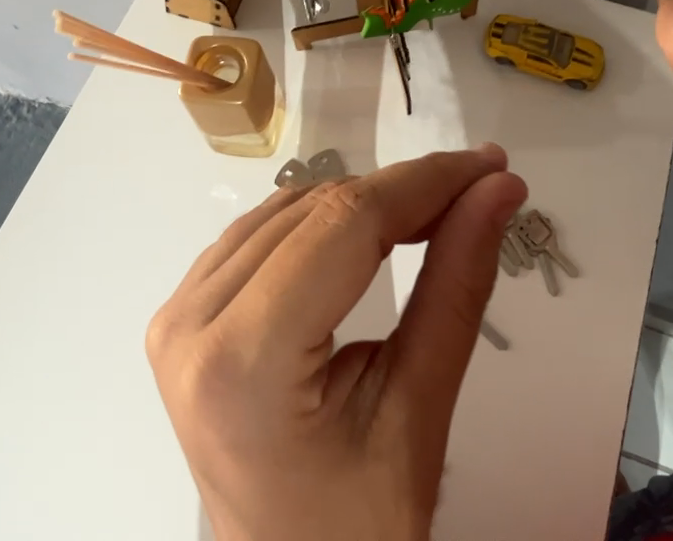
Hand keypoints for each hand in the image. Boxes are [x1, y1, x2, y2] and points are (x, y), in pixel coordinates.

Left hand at [147, 146, 527, 540]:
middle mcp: (190, 323)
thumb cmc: (357, 521)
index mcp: (243, 361)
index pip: (344, 226)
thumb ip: (456, 289)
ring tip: (436, 214)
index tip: (491, 167)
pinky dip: (323, 223)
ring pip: (287, 212)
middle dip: (405, 192)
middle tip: (480, 190)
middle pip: (315, 211)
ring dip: (366, 203)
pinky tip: (369, 233)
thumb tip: (496, 191)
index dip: (425, 183)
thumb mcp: (418, 411)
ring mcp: (176, 317)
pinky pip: (260, 236)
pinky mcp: (181, 316)